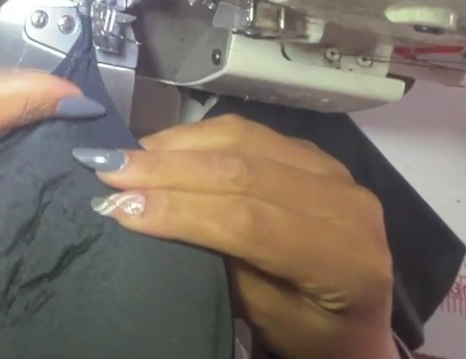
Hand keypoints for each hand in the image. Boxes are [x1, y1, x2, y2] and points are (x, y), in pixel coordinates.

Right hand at [83, 114, 395, 358]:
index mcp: (346, 259)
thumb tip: (145, 210)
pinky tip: (158, 146)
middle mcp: (346, 202)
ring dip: (173, 145)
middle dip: (166, 168)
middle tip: (105, 167)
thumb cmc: (313, 335)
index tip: (119, 206)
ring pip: (238, 138)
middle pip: (242, 170)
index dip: (180, 209)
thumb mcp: (268, 318)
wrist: (360, 324)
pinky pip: (243, 131)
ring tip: (123, 154)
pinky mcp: (308, 150)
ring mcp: (330, 168)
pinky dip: (193, 136)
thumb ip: (220, 261)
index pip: (250, 220)